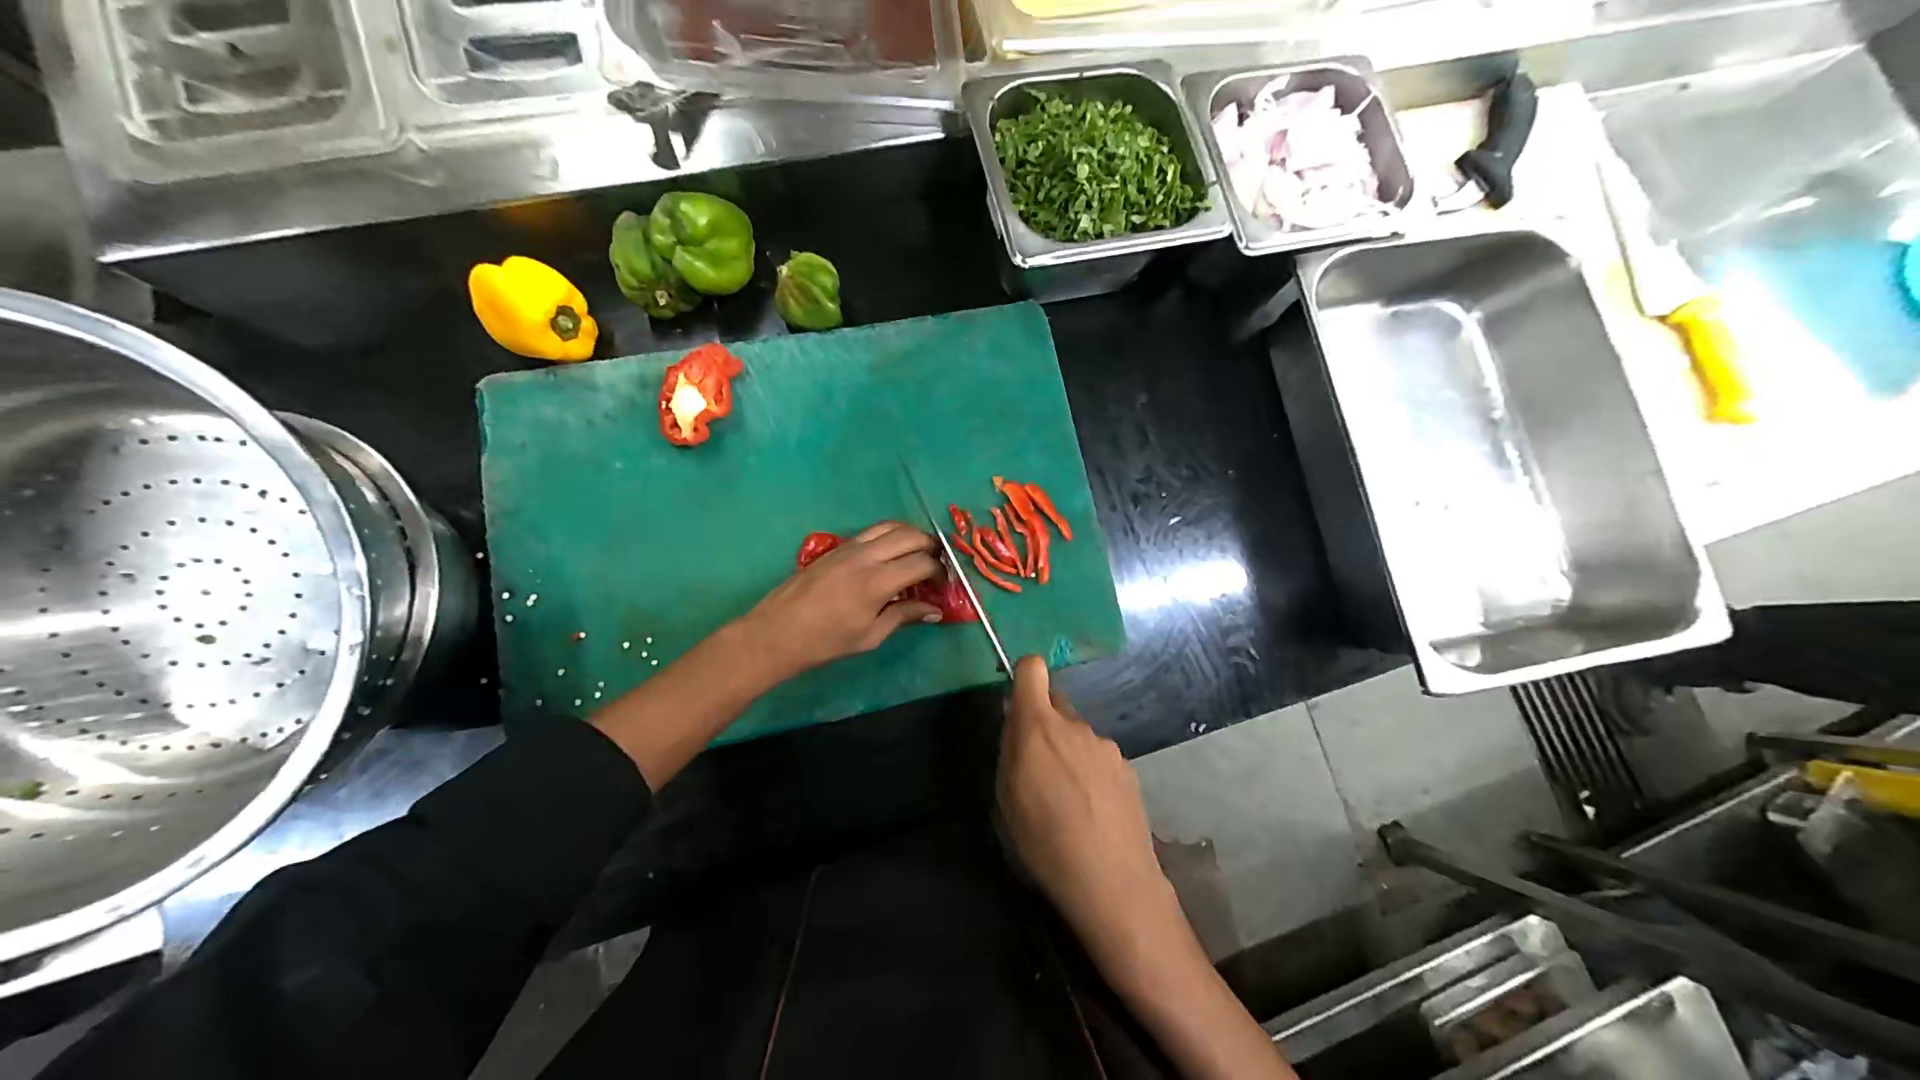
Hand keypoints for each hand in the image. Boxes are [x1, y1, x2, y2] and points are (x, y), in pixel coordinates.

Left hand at [736, 521, 941, 681]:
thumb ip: (904, 615)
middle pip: (911, 535)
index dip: (940, 572)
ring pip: (891, 526)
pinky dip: (890, 537)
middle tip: (936, 566)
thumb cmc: (826, 641)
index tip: (942, 586)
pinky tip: (890, 557)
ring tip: (918, 555)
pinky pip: (872, 532)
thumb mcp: (871, 635)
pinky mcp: (837, 547)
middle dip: (931, 547)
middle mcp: (867, 555)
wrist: (778, 632)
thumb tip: (934, 610)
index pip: (923, 562)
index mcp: (878, 581)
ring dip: (911, 536)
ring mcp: (850, 547)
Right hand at [996, 656, 1179, 967]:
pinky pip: (1099, 758)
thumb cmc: (1043, 842)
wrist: (1112, 883)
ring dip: (1068, 753)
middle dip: (1043, 725)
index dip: (1022, 677)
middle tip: (1036, 768)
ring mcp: (1106, 746)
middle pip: (1055, 705)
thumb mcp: (1005, 797)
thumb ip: (1010, 748)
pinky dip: (1091, 773)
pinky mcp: (1128, 769)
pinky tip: (1092, 812)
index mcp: (1038, 726)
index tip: (1016, 704)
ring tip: (1067, 801)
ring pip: (1078, 735)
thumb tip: (1015, 719)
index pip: (1032, 669)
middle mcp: (1075, 725)